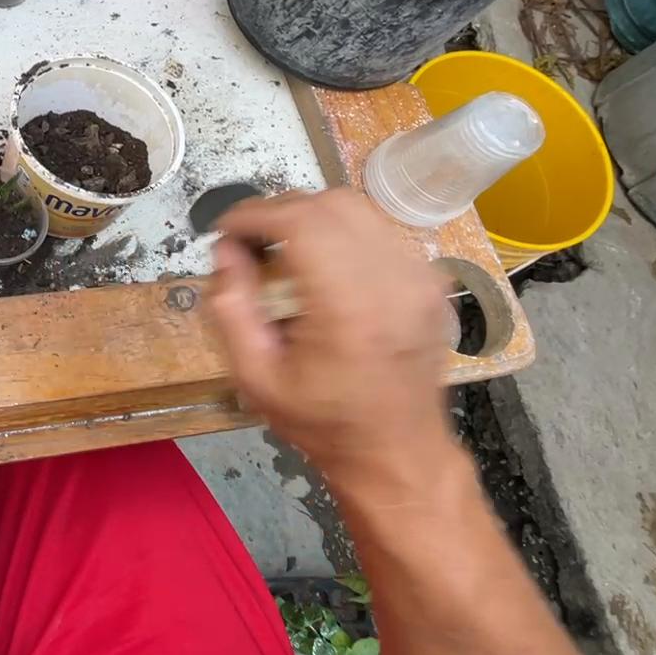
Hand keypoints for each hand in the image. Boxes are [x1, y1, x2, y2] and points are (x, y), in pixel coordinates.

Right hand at [205, 189, 455, 493]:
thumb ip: (230, 308)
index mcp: (351, 307)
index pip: (301, 221)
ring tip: (279, 250)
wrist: (396, 450)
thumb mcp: (253, 375)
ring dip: (307, 218)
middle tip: (248, 242)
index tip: (224, 230)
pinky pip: (377, 229)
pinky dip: (338, 232)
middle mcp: (395, 280)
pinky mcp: (431, 279)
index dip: (253, 213)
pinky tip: (318, 265)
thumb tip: (226, 251)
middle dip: (277, 211)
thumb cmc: (320, 420)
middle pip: (329, 204)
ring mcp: (421, 277)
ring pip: (356, 208)